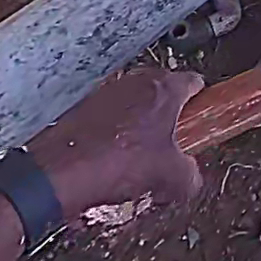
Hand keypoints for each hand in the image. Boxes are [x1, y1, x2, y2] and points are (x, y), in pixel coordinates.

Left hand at [28, 67, 203, 216]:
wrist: (59, 173)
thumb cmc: (115, 163)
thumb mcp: (170, 178)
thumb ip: (190, 176)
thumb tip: (190, 179)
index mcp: (164, 89)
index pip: (194, 82)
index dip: (201, 102)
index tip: (200, 118)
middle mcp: (137, 81)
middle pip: (165, 93)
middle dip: (169, 118)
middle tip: (169, 146)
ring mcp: (109, 90)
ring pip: (137, 104)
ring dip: (141, 125)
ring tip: (138, 159)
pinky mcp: (85, 104)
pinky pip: (112, 115)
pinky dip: (116, 132)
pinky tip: (111, 161)